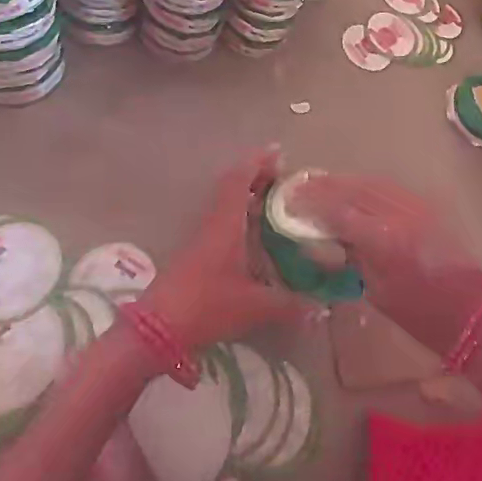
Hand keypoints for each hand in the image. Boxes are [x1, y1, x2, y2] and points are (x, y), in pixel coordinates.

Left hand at [139, 148, 310, 350]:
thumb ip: (290, 304)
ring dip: (248, 195)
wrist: (159, 328)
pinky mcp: (198, 252)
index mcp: (225, 223)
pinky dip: (241, 215)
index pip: (239, 179)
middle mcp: (213, 222)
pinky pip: (223, 220)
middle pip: (232, 186)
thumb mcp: (255, 306)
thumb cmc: (207, 306)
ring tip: (276, 201)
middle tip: (284, 177)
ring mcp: (202, 236)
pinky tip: (256, 233)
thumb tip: (322, 305)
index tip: (278, 152)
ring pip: (226, 203)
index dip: (258, 162)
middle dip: (257, 175)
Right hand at [291, 174, 481, 355]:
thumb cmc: (421, 315)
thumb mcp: (377, 291)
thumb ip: (352, 257)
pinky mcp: (426, 205)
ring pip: (370, 183)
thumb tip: (330, 237)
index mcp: (383, 239)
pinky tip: (353, 188)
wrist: (473, 312)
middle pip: (352, 189)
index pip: (337, 211)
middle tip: (298, 187)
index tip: (288, 201)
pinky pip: (388, 188)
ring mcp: (415, 205)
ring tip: (320, 183)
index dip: (310, 204)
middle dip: (323, 187)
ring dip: (343, 182)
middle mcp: (398, 214)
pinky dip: (365, 185)